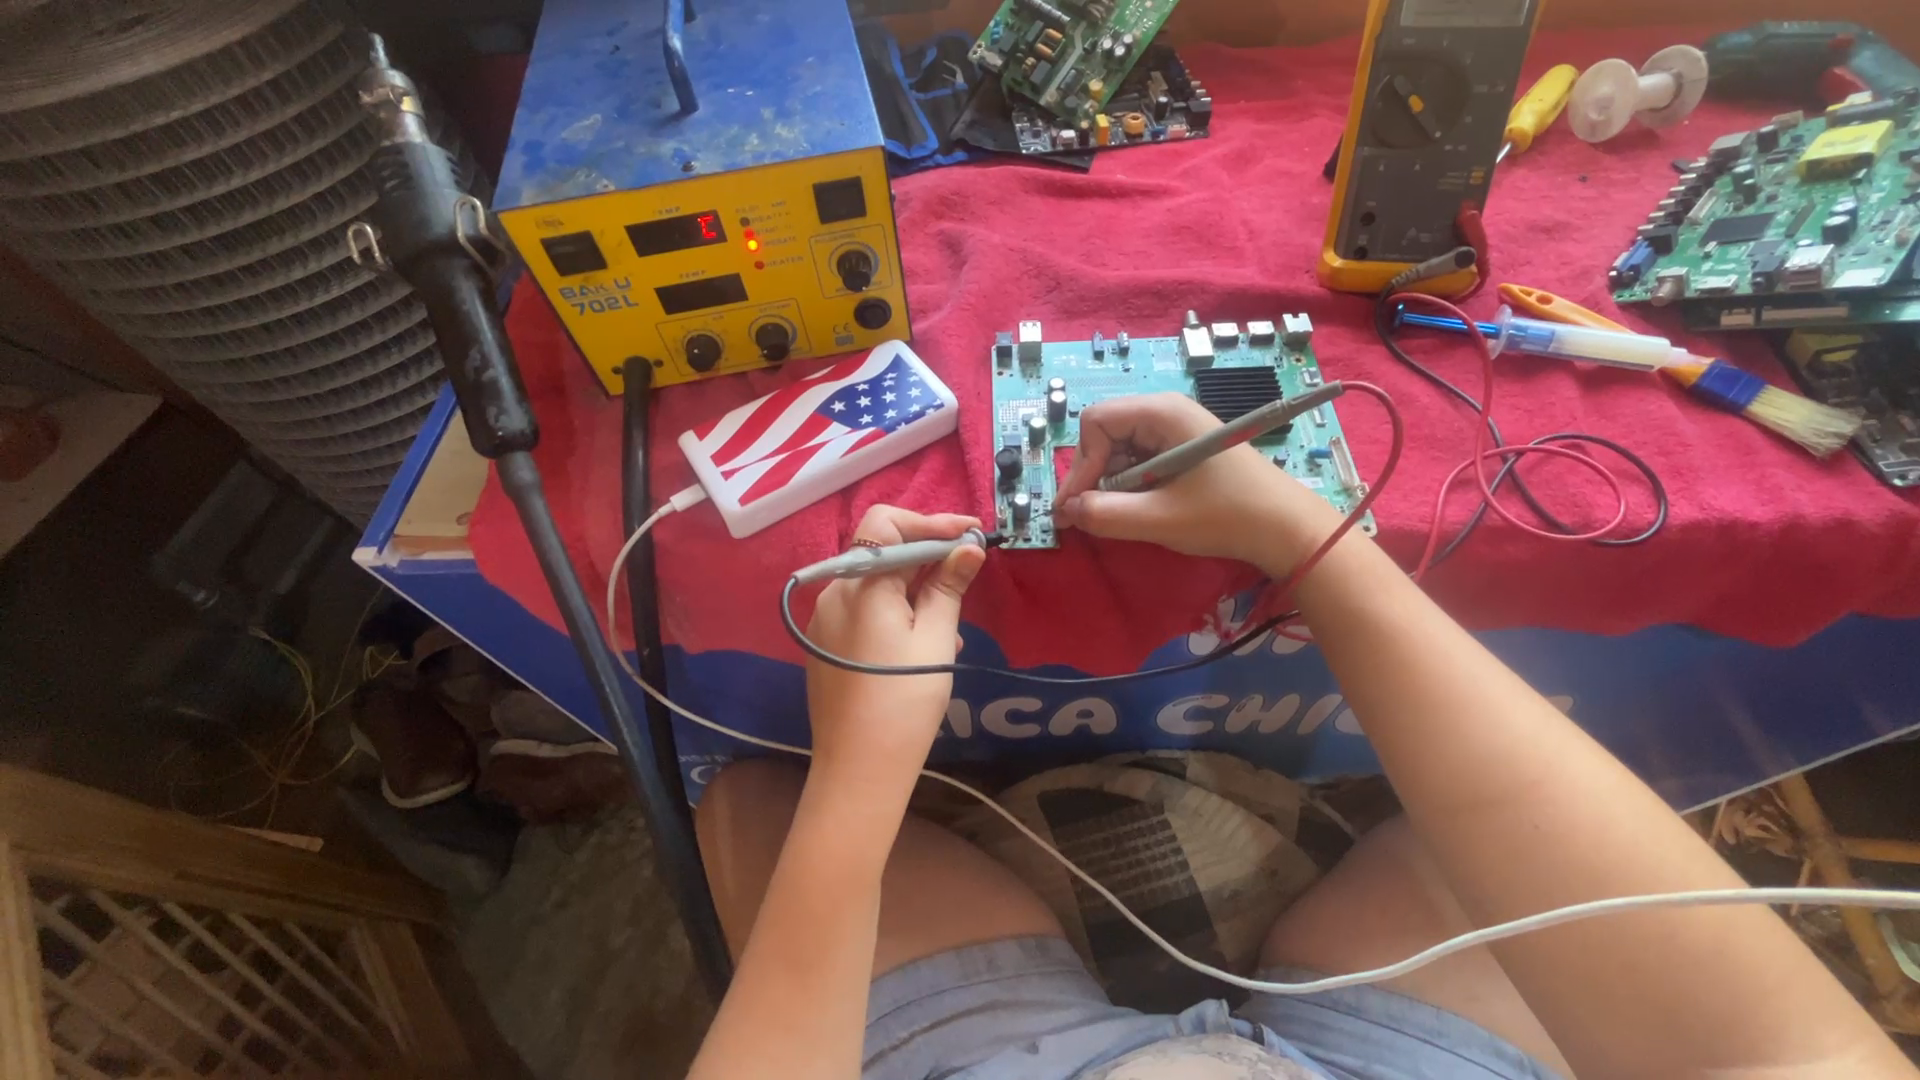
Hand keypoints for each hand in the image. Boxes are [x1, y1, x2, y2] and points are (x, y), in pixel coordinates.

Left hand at [804, 506, 984, 787]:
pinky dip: (895, 610)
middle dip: (927, 555)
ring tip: (951, 621)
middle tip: (967, 569)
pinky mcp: (825, 644)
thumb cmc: (904, 701)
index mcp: (860, 584)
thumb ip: (949, 586)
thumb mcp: (935, 639)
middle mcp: (834, 592)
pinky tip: (923, 641)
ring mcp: (824, 619)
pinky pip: (864, 610)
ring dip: (914, 587)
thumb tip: (968, 548)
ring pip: (875, 584)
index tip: (971, 535)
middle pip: (881, 552)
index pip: (887, 523)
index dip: (931, 521)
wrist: (858, 768)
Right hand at [1054, 393, 1343, 577]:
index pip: (1096, 422)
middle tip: (1088, 516)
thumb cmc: (1227, 515)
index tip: (1077, 506)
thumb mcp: (1161, 519)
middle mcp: (1165, 413)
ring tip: (1120, 516)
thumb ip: (1107, 514)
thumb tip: (1068, 512)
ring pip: (1119, 450)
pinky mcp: (1181, 450)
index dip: (1081, 464)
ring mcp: (1175, 431)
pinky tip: (1140, 510)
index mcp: (1163, 413)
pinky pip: (1139, 461)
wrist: (1287, 529)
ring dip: (1111, 484)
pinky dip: (1129, 487)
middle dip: (1093, 475)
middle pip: (1105, 434)